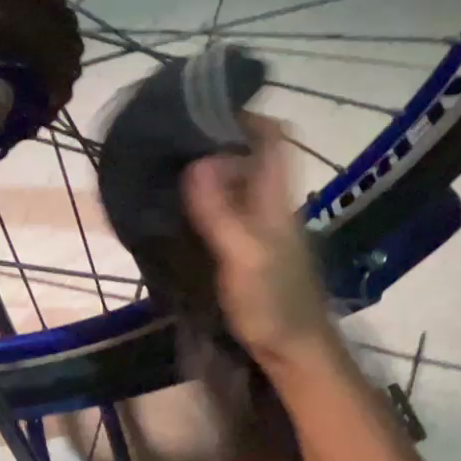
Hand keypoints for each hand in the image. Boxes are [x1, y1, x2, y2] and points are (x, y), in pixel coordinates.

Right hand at [182, 115, 335, 369]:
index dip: (246, 115)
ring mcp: (262, 231)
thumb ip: (219, 210)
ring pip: (239, 185)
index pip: (273, 138)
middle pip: (252, 157)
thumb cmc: (272, 305)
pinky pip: (227, 212)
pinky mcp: (249, 253)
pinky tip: (176, 212)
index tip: (205, 106)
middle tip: (172, 137)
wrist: (295, 353)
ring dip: (210, 172)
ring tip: (166, 168)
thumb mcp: (242, 256)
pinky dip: (205, 203)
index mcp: (274, 200)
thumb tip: (197, 160)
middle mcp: (271, 207)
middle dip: (218, 140)